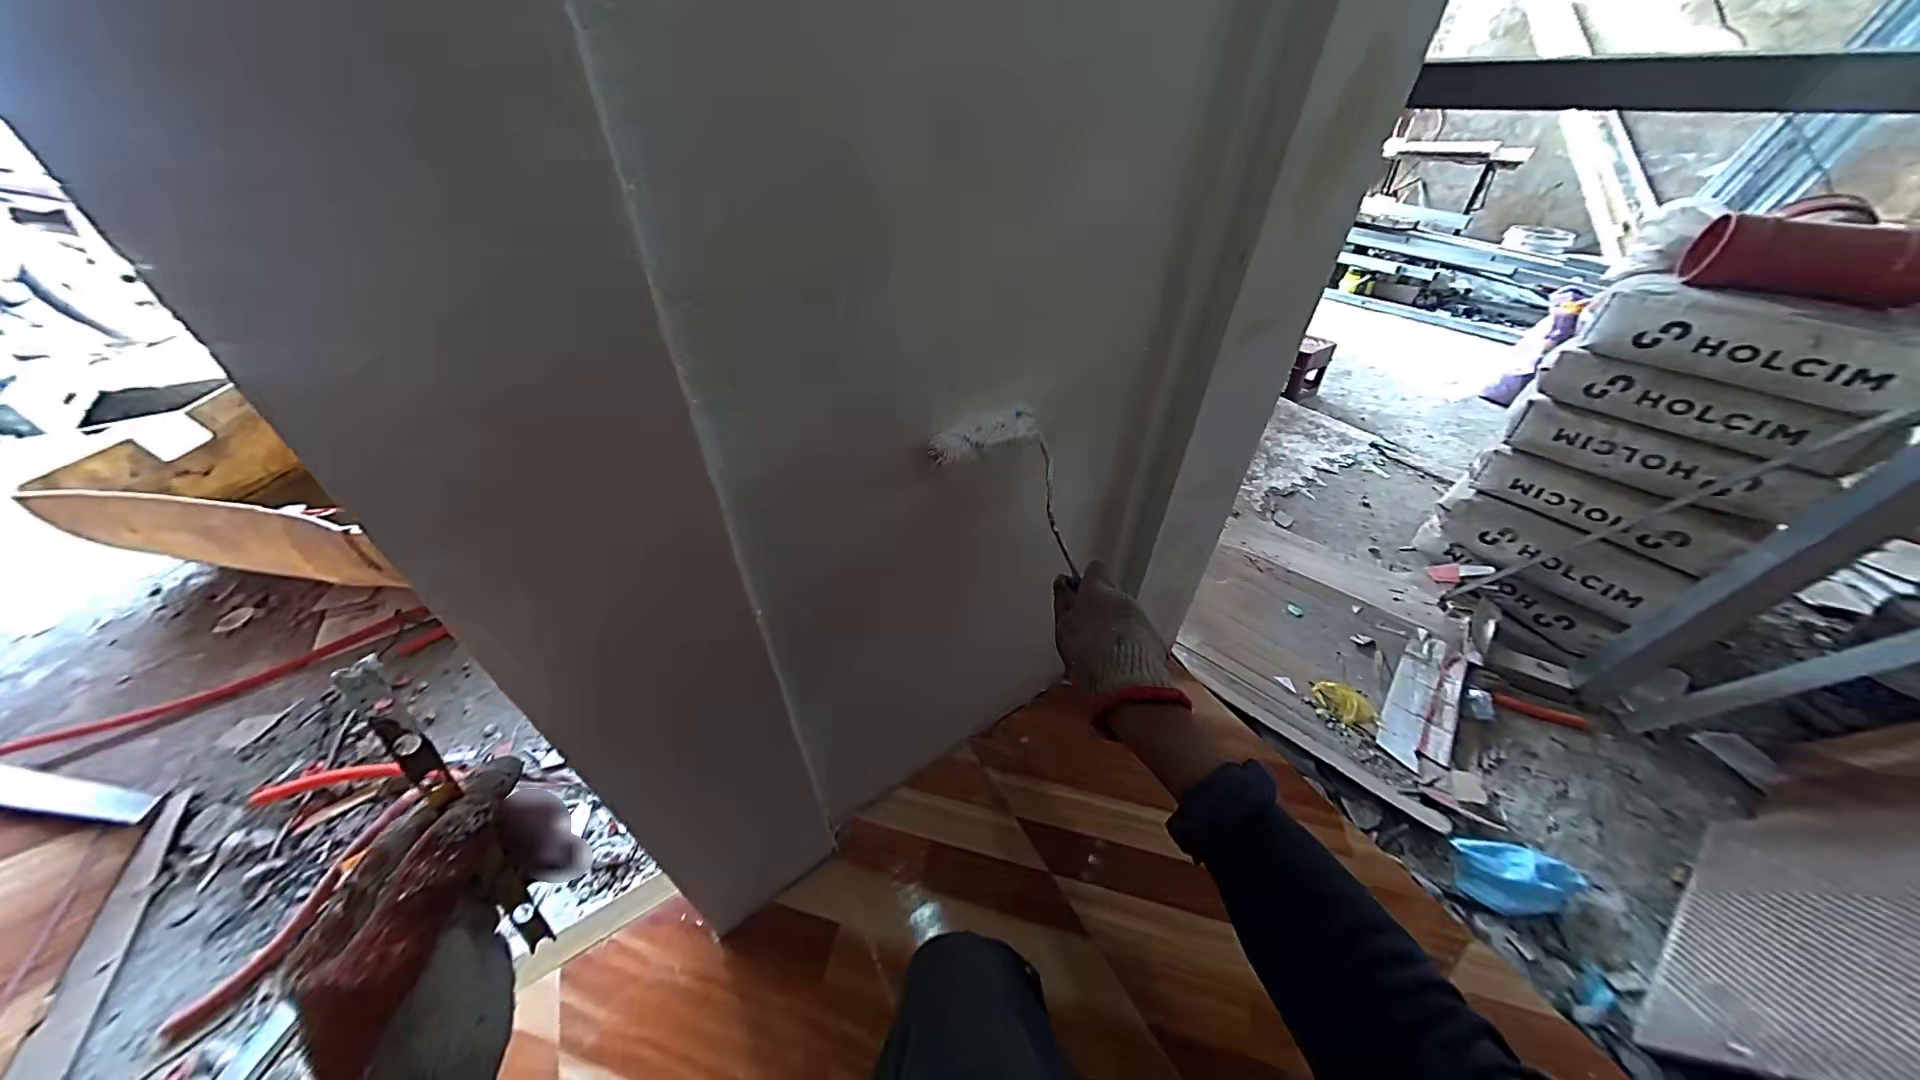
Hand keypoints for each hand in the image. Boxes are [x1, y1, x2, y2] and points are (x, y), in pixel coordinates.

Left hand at [290, 761, 584, 1078]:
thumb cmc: (407, 1043)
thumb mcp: (405, 959)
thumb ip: (432, 878)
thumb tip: (470, 807)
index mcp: (345, 926)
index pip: (402, 842)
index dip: (454, 803)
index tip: (505, 773)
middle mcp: (385, 916)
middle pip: (446, 843)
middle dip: (500, 822)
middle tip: (548, 810)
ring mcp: (430, 922)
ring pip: (480, 857)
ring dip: (524, 841)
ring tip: (560, 844)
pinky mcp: (469, 928)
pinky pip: (501, 879)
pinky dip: (532, 864)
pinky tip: (557, 860)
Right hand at [1052, 561, 1174, 694]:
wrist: (1127, 683)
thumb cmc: (1086, 653)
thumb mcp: (1064, 628)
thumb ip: (1064, 602)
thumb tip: (1062, 581)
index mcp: (1098, 590)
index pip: (1095, 569)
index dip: (1086, 581)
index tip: (1077, 597)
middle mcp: (1123, 597)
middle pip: (1111, 593)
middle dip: (1100, 606)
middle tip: (1086, 630)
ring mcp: (1141, 616)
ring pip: (1124, 612)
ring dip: (1114, 624)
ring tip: (1101, 649)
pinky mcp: (1154, 636)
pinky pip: (1136, 631)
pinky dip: (1128, 639)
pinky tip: (1118, 659)